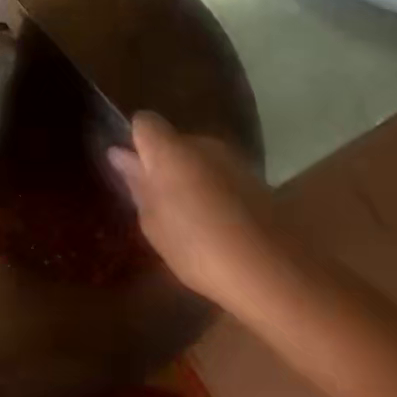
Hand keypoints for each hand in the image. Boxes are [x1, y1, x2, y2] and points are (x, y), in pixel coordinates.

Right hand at [108, 111, 278, 302]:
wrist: (275, 275)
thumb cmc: (199, 248)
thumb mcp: (153, 224)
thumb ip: (137, 185)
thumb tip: (120, 156)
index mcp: (170, 149)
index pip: (144, 122)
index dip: (136, 142)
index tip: (134, 173)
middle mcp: (202, 144)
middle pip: (174, 141)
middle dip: (164, 164)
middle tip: (159, 204)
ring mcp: (234, 161)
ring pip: (200, 159)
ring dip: (192, 179)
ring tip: (190, 222)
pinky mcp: (259, 181)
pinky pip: (223, 177)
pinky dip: (216, 193)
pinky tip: (219, 228)